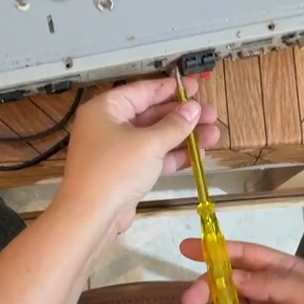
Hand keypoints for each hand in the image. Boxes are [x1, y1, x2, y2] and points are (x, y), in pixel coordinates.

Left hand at [54, 77, 219, 236]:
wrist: (91, 216)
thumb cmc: (112, 172)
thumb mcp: (149, 143)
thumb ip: (175, 124)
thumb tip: (193, 109)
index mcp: (105, 109)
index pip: (143, 91)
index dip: (171, 89)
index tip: (195, 87)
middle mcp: (108, 126)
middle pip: (151, 114)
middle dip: (183, 116)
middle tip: (210, 114)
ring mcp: (117, 151)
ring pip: (155, 137)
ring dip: (183, 136)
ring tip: (212, 135)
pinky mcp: (125, 172)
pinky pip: (153, 157)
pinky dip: (173, 155)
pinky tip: (197, 154)